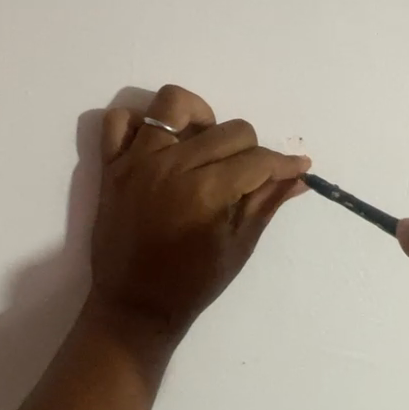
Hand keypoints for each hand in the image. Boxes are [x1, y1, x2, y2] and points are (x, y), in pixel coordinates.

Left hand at [89, 85, 310, 334]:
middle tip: (246, 174)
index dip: (283, 164)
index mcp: (206, 191)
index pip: (258, 159)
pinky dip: (138, 124)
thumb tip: (298, 175)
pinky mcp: (110, 167)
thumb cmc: (191, 284)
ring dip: (197, 117)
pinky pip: (117, 120)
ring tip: (202, 143)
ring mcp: (136, 162)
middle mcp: (171, 166)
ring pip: (171, 103)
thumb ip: (265, 203)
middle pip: (227, 130)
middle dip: (249, 149)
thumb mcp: (237, 246)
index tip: (295, 168)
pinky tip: (157, 145)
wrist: (134, 306)